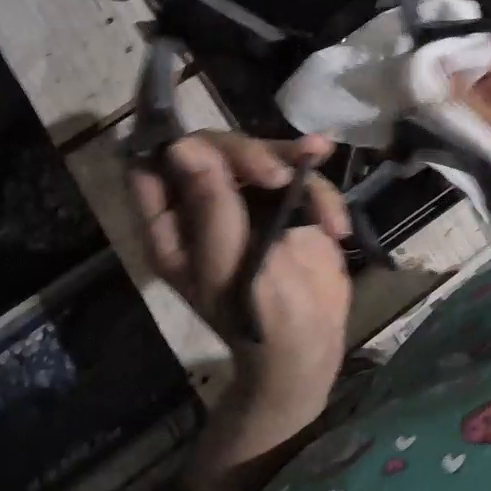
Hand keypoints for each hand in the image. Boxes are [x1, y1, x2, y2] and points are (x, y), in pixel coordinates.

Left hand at [130, 132, 352, 423]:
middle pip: (217, 150)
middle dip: (250, 155)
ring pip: (264, 154)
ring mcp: (250, 203)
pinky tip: (336, 225)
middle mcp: (207, 207)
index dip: (171, 146)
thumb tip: (185, 147)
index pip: (154, 169)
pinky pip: (303, 176)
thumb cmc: (257, 318)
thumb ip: (210, 205)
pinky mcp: (290, 205)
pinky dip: (322, 192)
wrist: (311, 344)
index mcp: (174, 225)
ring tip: (319, 158)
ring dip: (294, 160)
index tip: (207, 146)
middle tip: (278, 177)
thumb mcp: (228, 264)